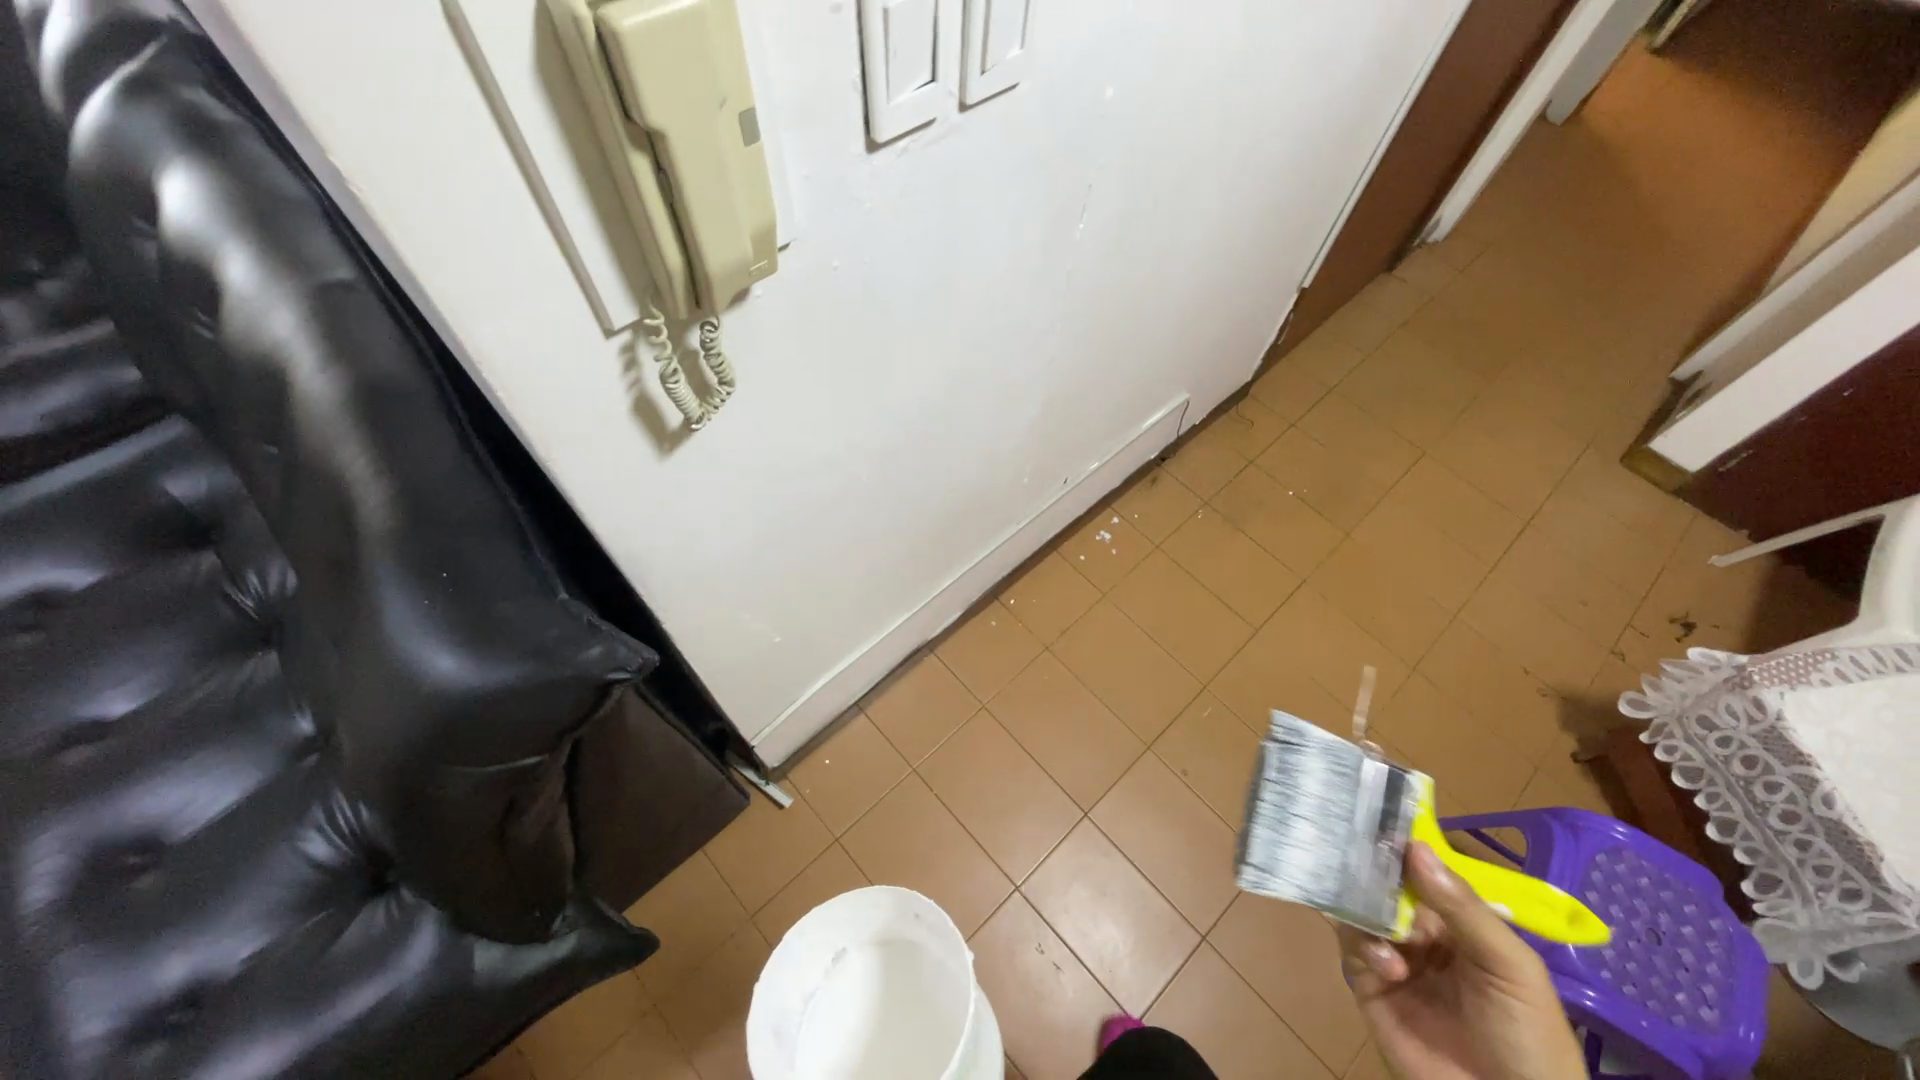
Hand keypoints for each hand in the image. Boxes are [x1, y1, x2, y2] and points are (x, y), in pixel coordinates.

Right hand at [1335, 843, 1587, 1079]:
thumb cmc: (1527, 1033)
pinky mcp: (1371, 990)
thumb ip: (1462, 908)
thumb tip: (1415, 845)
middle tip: (1364, 870)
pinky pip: (1352, 952)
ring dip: (1370, 917)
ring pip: (1362, 915)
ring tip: (1394, 942)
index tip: (1379, 824)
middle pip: (1385, 890)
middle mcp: (1424, 936)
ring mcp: (1396, 961)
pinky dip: (1362, 948)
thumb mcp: (1510, 966)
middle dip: (1375, 879)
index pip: (1424, 874)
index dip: (1403, 851)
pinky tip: (1388, 967)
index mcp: (1462, 924)